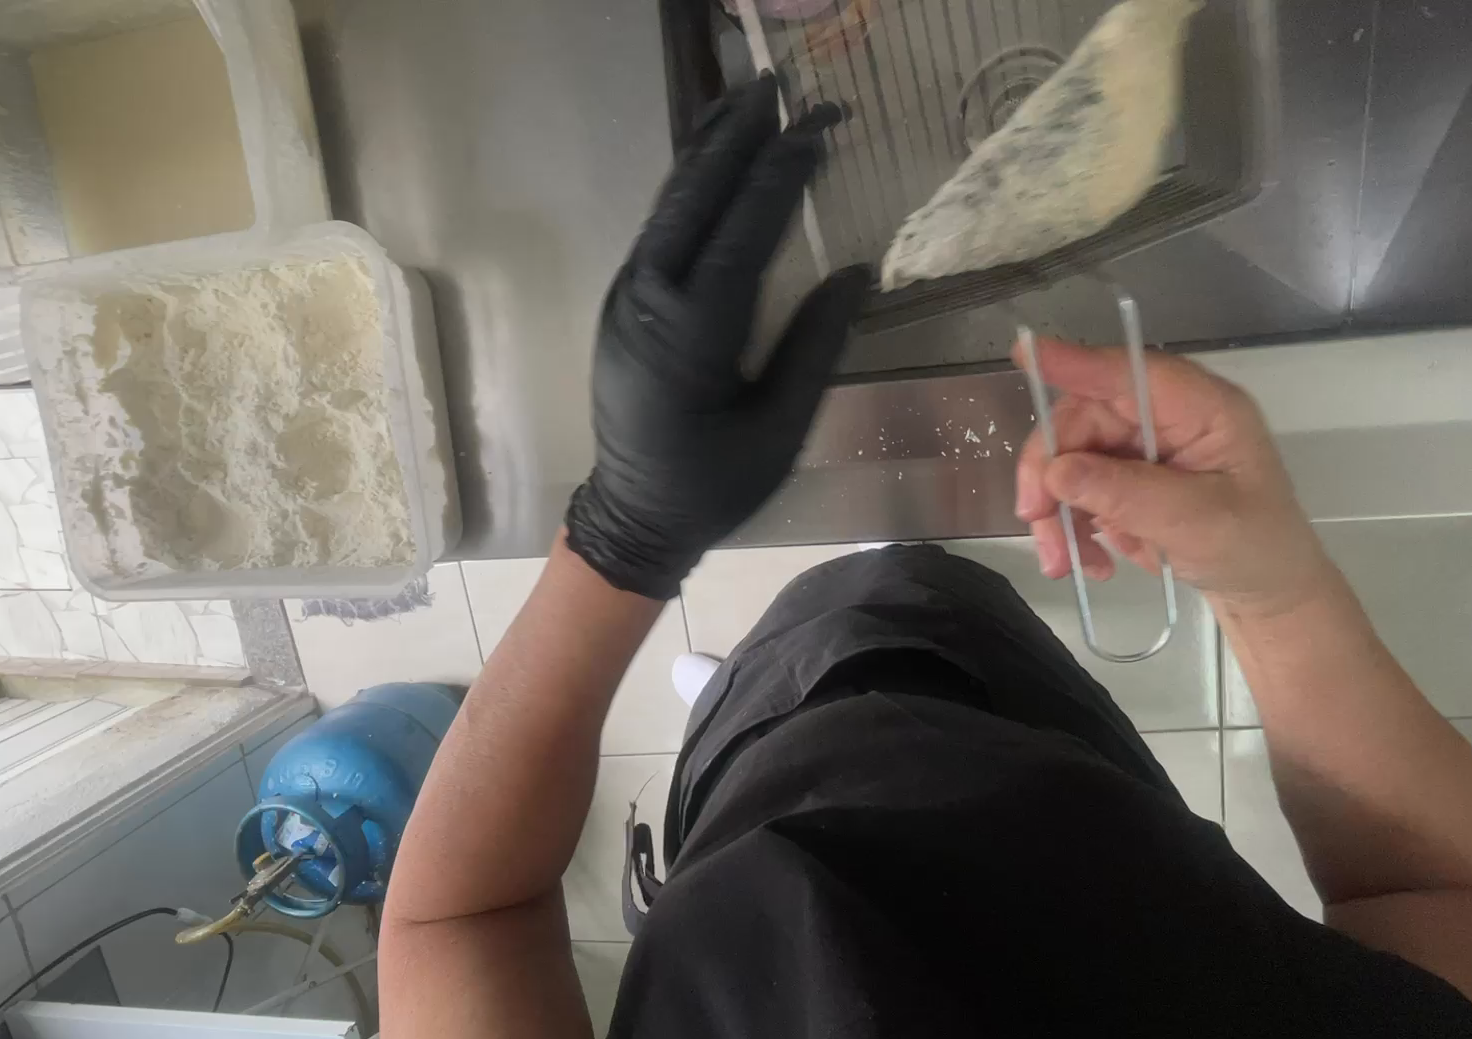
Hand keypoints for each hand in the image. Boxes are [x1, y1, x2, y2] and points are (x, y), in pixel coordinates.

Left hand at [565, 76, 869, 598]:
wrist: (633, 518)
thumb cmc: (713, 485)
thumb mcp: (780, 428)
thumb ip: (816, 345)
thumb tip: (855, 274)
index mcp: (691, 334)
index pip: (742, 229)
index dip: (781, 172)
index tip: (817, 124)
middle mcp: (645, 301)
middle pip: (691, 198)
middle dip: (734, 138)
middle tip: (775, 88)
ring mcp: (622, 302)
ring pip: (664, 210)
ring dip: (704, 156)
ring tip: (742, 109)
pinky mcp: (617, 310)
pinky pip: (653, 236)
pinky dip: (684, 195)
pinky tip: (708, 175)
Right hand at [1013, 337, 1333, 619]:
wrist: (1262, 590)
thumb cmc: (1253, 548)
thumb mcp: (1199, 523)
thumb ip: (1129, 494)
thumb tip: (1057, 472)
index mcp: (1199, 410)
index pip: (1129, 374)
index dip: (1076, 364)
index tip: (1026, 354)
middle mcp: (1160, 420)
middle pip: (1078, 424)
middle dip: (1048, 474)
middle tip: (1035, 518)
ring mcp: (1134, 450)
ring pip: (1061, 463)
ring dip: (1052, 514)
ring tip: (1062, 563)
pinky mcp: (1115, 480)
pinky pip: (1067, 494)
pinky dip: (1064, 530)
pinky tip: (1085, 561)